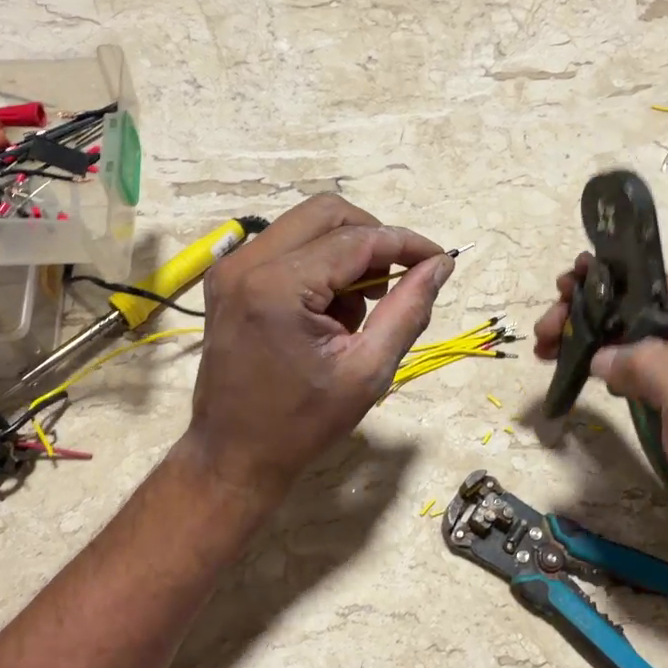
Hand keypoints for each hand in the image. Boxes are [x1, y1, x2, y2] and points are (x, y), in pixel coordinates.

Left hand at [175, 194, 453, 498]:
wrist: (235, 454)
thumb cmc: (302, 423)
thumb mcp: (367, 371)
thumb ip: (407, 310)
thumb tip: (440, 265)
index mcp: (277, 286)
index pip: (356, 239)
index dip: (405, 244)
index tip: (440, 261)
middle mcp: (246, 263)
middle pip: (326, 213)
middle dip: (373, 240)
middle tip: (397, 283)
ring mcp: (230, 269)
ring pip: (305, 227)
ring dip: (345, 254)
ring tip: (357, 312)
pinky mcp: (227, 281)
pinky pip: (285, 248)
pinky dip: (318, 266)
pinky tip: (328, 314)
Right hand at [532, 255, 667, 543]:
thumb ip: (644, 363)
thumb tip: (600, 355)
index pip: (648, 282)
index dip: (604, 279)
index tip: (564, 288)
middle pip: (632, 312)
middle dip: (586, 314)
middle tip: (544, 332)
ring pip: (631, 344)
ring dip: (591, 343)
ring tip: (549, 352)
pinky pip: (639, 375)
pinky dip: (606, 371)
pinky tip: (583, 376)